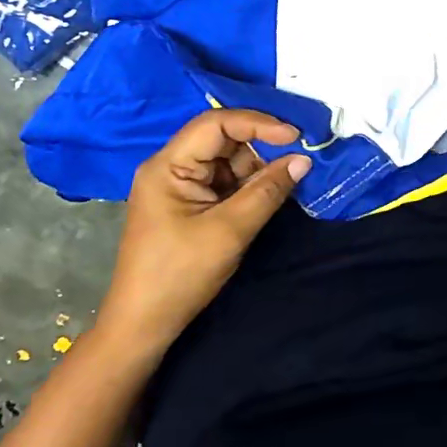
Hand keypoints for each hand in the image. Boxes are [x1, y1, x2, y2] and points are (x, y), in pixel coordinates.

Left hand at [98, 109, 311, 346]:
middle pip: (221, 140)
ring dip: (256, 170)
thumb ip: (267, 191)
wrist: (144, 323)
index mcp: (168, 165)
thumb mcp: (229, 231)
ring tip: (284, 185)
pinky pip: (222, 182)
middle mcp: (170, 166)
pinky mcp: (186, 204)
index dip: (258, 123)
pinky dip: (246, 187)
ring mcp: (177, 186)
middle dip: (260, 148)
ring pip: (225, 162)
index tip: (296, 137)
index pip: (216, 123)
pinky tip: (267, 196)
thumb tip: (302, 160)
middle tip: (296, 163)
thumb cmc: (180, 275)